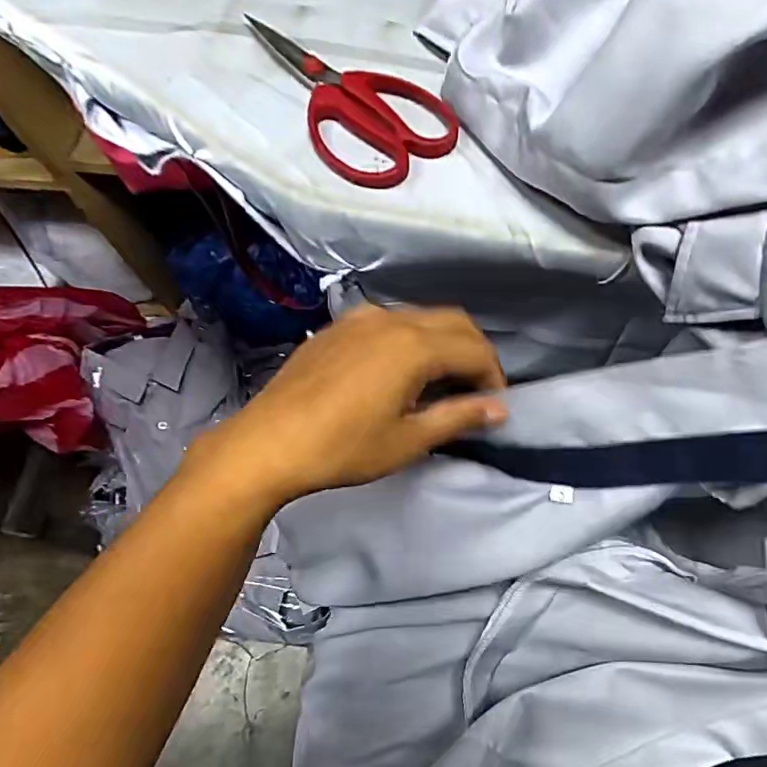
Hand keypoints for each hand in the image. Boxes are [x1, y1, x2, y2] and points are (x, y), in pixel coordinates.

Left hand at [185, 304, 506, 508]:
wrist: (267, 444)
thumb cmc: (342, 448)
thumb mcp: (408, 440)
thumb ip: (458, 417)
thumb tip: (499, 409)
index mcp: (413, 346)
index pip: (475, 349)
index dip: (494, 377)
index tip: (495, 407)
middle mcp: (390, 320)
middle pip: (453, 323)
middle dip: (474, 353)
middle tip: (476, 391)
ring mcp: (359, 319)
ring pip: (420, 318)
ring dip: (442, 344)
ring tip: (440, 384)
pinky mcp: (337, 328)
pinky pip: (389, 322)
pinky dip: (410, 340)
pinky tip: (399, 373)